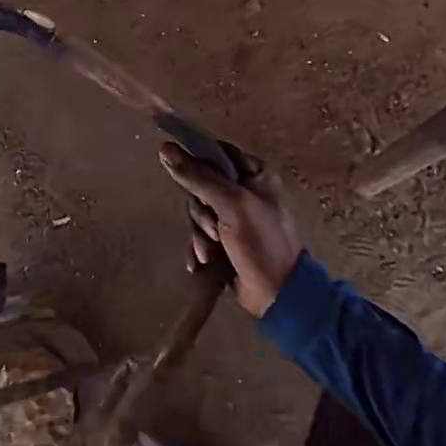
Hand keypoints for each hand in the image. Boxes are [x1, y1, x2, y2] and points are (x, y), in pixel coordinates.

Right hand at [159, 141, 302, 315]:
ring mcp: (233, 215)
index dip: (196, 163)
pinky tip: (204, 260)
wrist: (281, 298)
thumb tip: (164, 148)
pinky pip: (199, 231)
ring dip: (200, 232)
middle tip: (214, 228)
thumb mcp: (232, 204)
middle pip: (199, 183)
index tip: (188, 180)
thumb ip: (198, 176)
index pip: (213, 152)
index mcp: (253, 173)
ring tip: (213, 251)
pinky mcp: (225, 238)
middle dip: (200, 209)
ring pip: (197, 209)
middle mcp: (243, 190)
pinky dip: (200, 246)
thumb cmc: (263, 244)